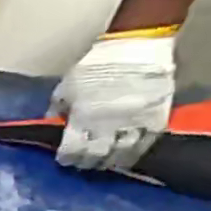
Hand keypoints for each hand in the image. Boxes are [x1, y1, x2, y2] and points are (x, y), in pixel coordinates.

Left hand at [51, 32, 176, 171]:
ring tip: (108, 163)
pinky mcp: (158, 112)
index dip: (67, 158)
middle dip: (89, 162)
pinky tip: (131, 153)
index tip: (64, 160)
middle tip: (85, 165)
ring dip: (114, 161)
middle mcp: (108, 123)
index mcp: (82, 118)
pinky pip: (150, 139)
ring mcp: (136, 119)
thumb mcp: (64, 90)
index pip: (72, 150)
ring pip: (124, 151)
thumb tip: (52, 127)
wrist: (137, 45)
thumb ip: (57, 112)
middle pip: (97, 154)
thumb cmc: (94, 67)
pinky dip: (139, 149)